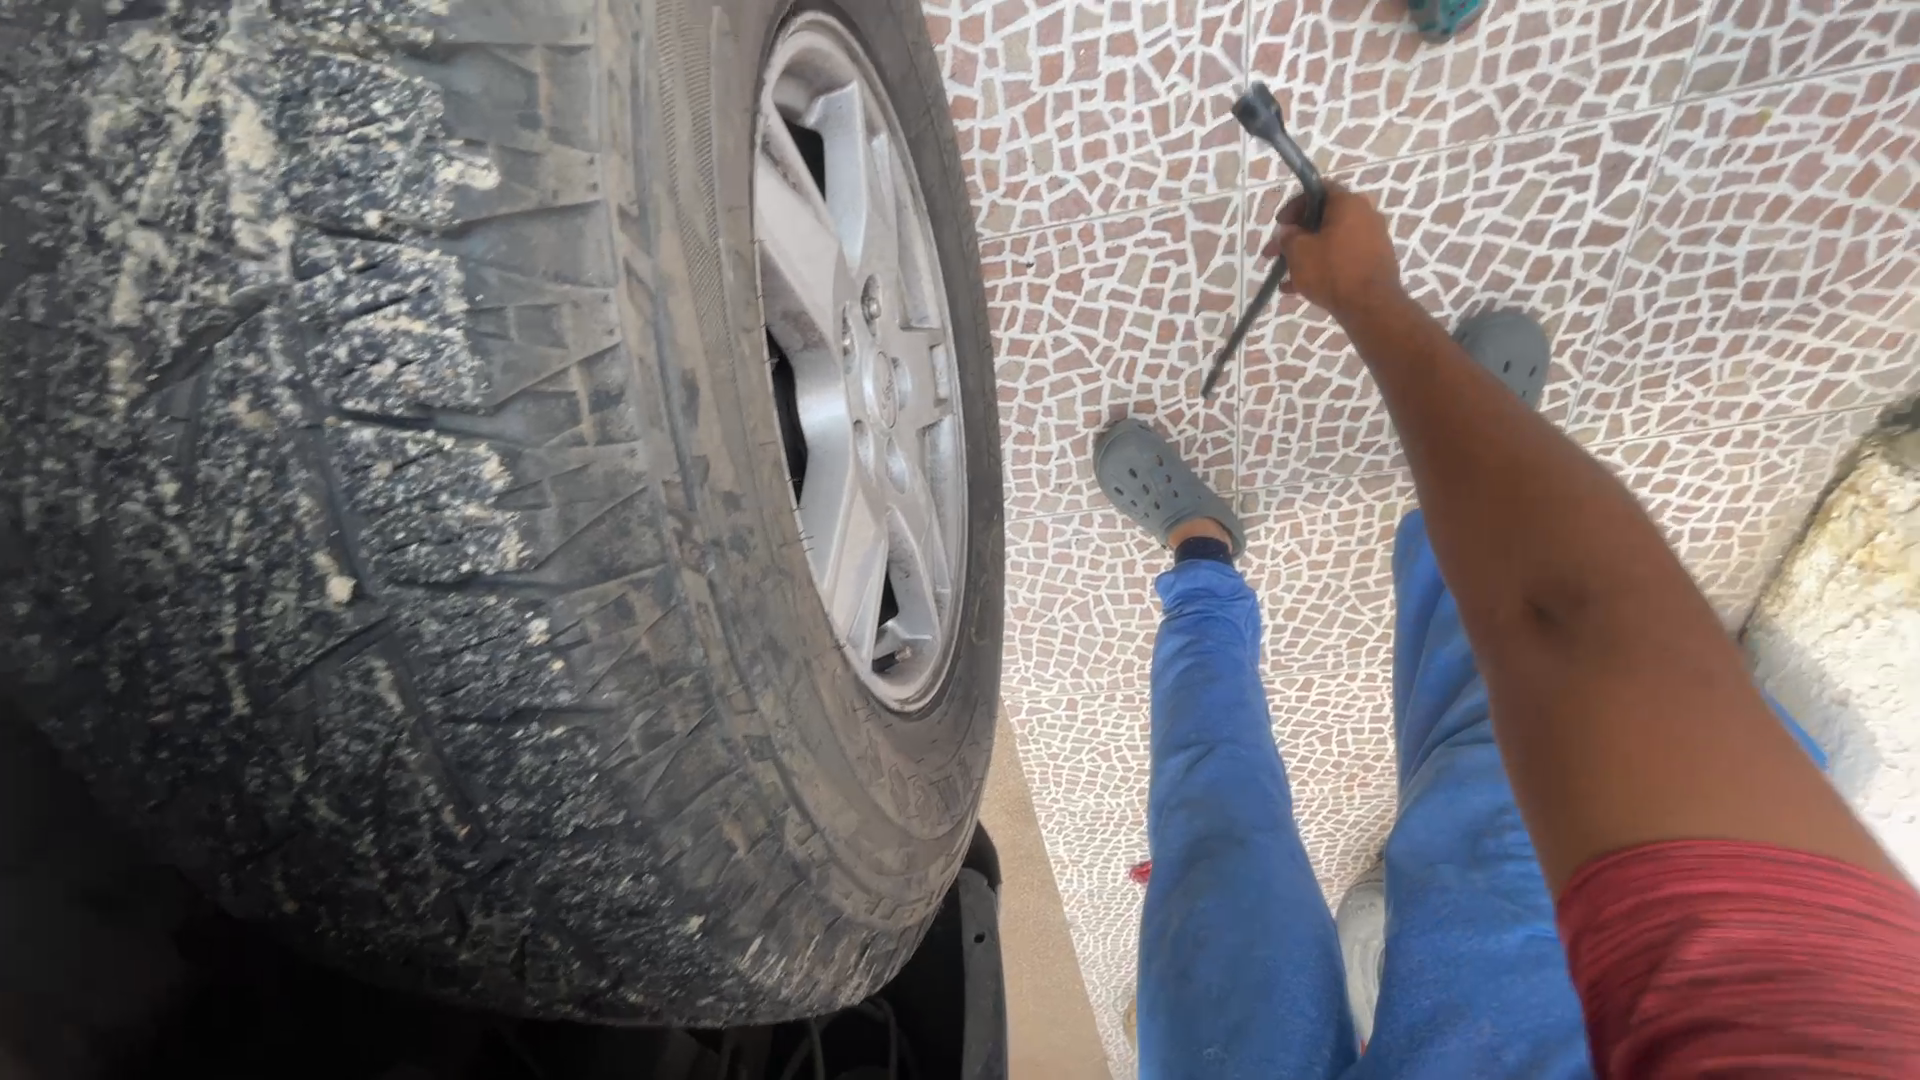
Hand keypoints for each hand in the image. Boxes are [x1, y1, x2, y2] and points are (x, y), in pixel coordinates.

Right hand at [1262, 183, 1404, 324]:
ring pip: (1329, 241)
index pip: (1319, 190)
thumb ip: (1288, 236)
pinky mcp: (1373, 260)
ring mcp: (1371, 238)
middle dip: (1295, 236)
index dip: (1294, 205)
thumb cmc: (1331, 271)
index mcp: (1348, 203)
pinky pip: (1340, 257)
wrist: (1369, 304)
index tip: (1280, 224)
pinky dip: (1320, 266)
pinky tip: (1298, 287)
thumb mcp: (1299, 252)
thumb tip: (1287, 231)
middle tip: (1274, 253)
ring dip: (1305, 254)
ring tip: (1284, 275)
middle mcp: (1364, 214)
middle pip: (1322, 219)